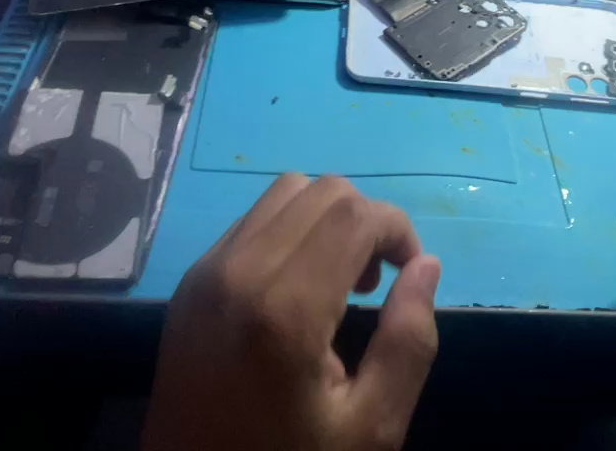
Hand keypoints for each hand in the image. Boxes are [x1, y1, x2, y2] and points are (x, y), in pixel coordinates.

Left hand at [142, 174, 441, 450]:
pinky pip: (253, 218)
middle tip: (373, 284)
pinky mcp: (190, 278)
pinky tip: (296, 286)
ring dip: (326, 218)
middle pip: (322, 189)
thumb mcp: (370, 429)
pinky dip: (290, 230)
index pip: (354, 213)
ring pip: (285, 191)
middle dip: (365, 220)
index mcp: (284, 309)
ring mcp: (207, 270)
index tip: (409, 272)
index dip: (396, 228)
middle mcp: (239, 270)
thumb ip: (408, 342)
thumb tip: (425, 263)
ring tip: (336, 281)